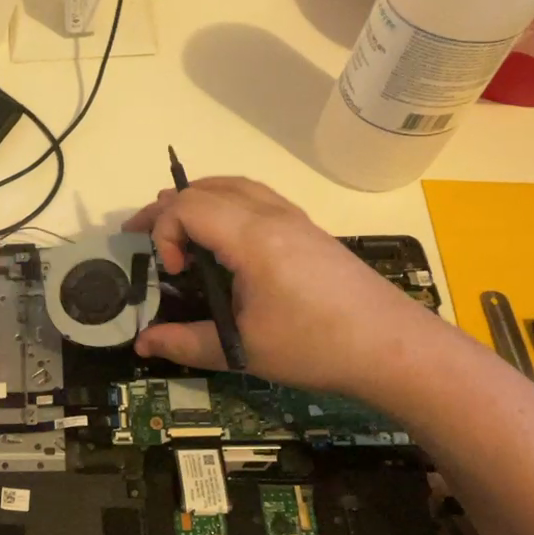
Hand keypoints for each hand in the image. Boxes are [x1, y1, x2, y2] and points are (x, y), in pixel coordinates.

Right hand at [124, 177, 436, 397]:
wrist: (393, 348)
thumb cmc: (316, 346)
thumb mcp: (243, 349)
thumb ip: (187, 342)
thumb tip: (142, 344)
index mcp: (254, 238)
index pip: (189, 207)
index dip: (165, 232)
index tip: (173, 273)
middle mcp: (273, 216)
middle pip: (208, 189)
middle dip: (168, 207)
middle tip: (139, 231)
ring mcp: (295, 219)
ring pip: (235, 185)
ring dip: (198, 198)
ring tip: (174, 221)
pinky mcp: (308, 231)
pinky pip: (256, 196)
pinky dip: (225, 202)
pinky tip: (223, 230)